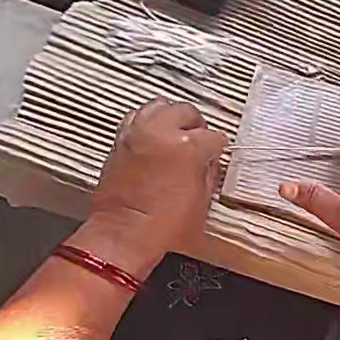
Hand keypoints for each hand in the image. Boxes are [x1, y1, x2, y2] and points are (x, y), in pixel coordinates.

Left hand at [86, 98, 228, 261]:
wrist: (125, 233)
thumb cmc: (163, 225)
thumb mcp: (202, 201)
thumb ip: (209, 173)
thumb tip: (208, 162)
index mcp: (188, 146)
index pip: (214, 137)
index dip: (218, 149)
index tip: (217, 156)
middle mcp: (161, 132)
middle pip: (187, 112)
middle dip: (197, 126)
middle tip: (200, 141)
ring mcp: (138, 133)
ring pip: (160, 106)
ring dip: (172, 117)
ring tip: (176, 133)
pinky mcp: (121, 141)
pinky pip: (137, 117)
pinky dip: (148, 122)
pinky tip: (154, 136)